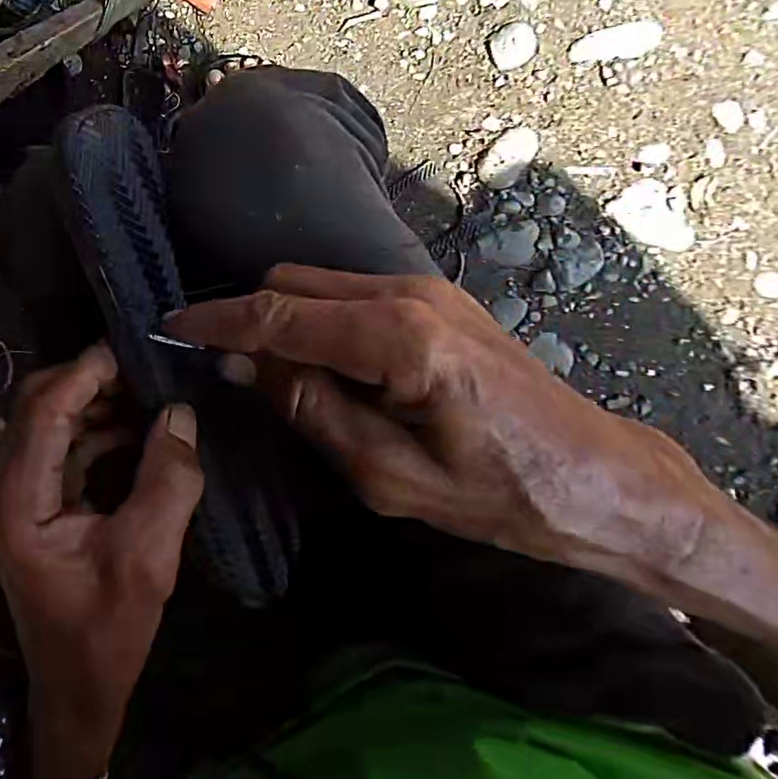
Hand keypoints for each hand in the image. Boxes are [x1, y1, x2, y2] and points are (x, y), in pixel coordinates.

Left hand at [0, 344, 203, 778]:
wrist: (74, 691)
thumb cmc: (104, 633)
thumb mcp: (146, 560)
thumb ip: (166, 483)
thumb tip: (180, 414)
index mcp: (18, 494)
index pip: (47, 406)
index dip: (90, 370)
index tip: (137, 347)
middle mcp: (4, 482)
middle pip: (40, 403)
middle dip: (92, 379)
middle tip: (148, 367)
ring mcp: (15, 490)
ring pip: (50, 419)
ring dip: (96, 401)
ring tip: (149, 391)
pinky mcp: (33, 500)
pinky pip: (61, 445)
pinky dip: (95, 429)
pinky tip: (136, 428)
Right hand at [165, 265, 733, 594]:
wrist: (606, 480)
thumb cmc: (504, 496)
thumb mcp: (389, 477)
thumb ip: (309, 409)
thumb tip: (245, 364)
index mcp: (398, 339)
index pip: (278, 315)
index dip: (216, 321)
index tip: (171, 327)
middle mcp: (406, 293)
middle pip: (289, 285)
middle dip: (250, 322)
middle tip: (239, 378)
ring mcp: (424, 288)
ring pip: (314, 283)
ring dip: (283, 321)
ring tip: (286, 382)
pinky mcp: (433, 297)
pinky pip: (345, 293)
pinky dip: (315, 320)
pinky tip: (327, 367)